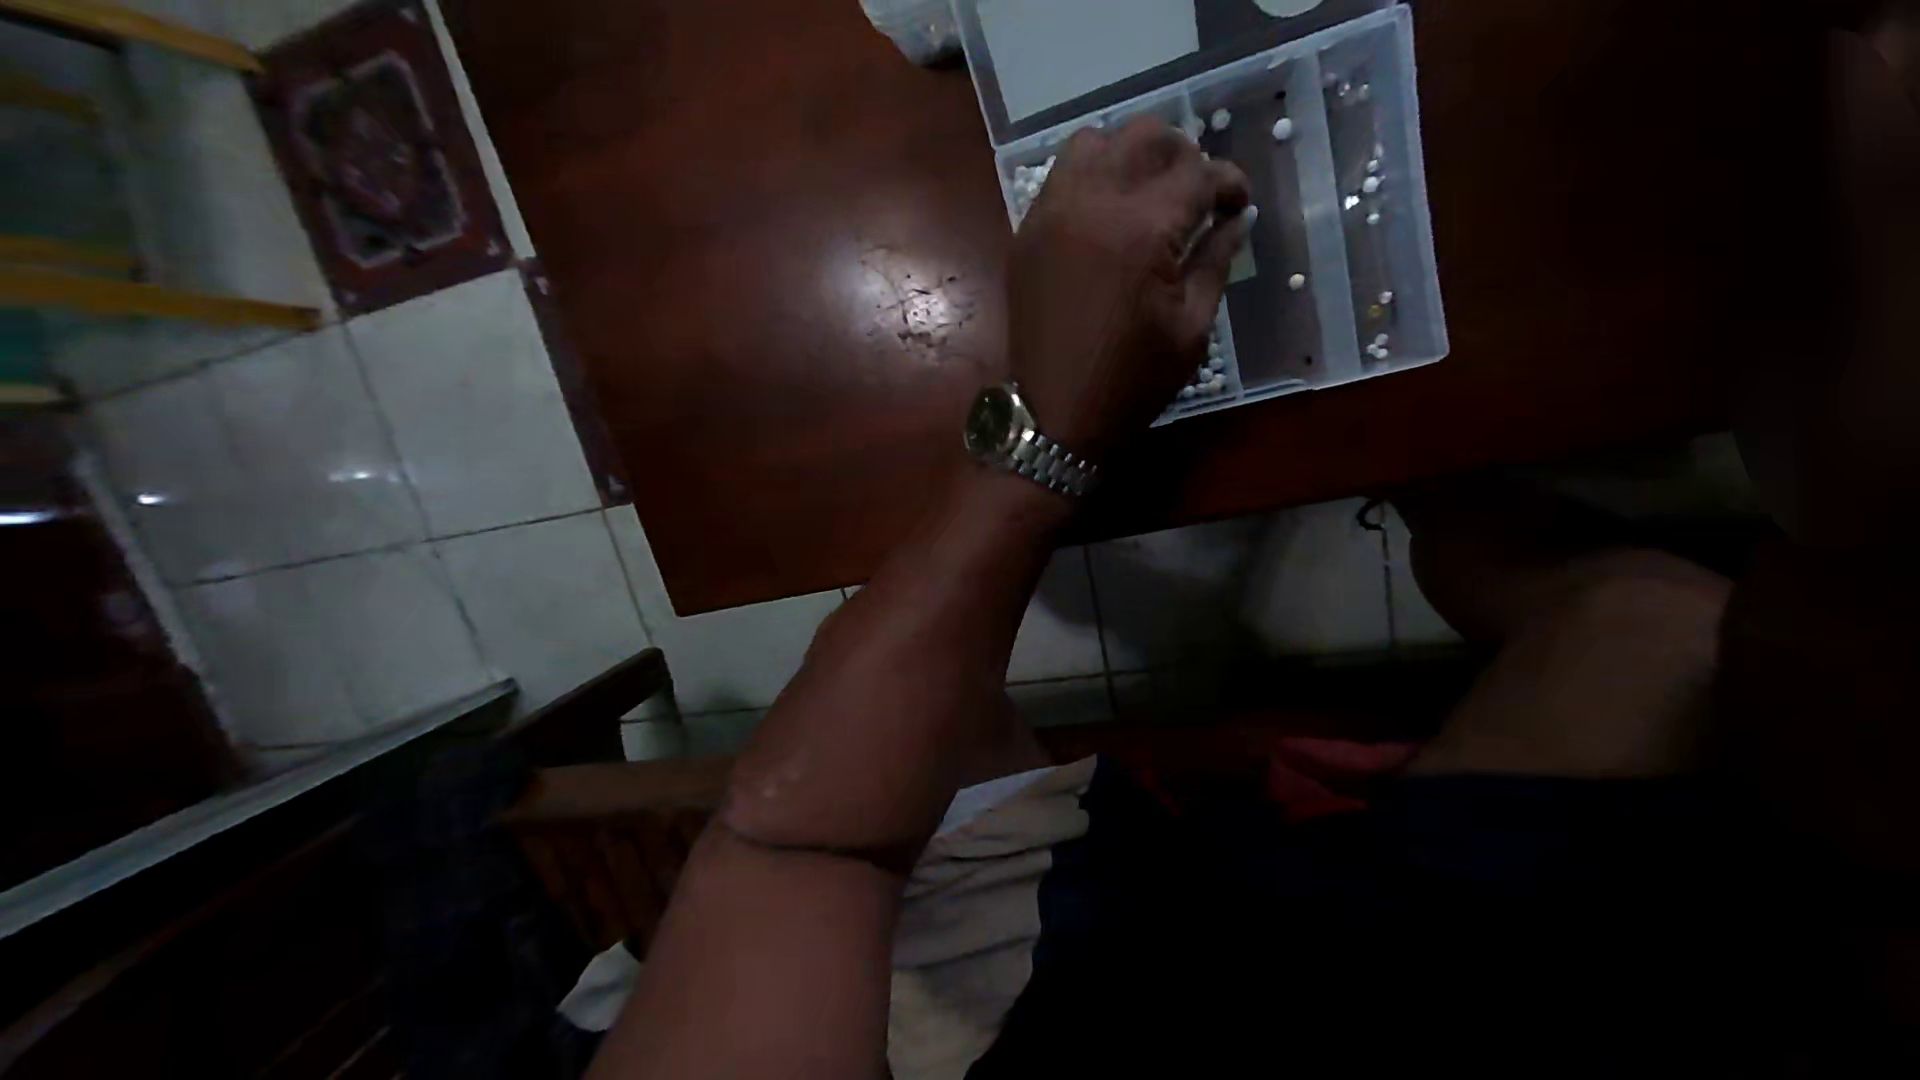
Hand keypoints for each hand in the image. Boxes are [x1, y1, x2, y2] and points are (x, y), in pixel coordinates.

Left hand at [1007, 117, 1251, 460]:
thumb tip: (1235, 220)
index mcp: (1141, 231)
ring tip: (1145, 194)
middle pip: (1143, 137)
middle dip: (1181, 154)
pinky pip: (1058, 179)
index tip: (1237, 205)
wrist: (1054, 415)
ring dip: (1128, 156)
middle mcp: (1091, 206)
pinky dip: (1089, 179)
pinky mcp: (1026, 235)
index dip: (1228, 182)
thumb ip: (1215, 261)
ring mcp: (1049, 216)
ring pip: (1092, 144)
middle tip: (1195, 193)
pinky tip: (1105, 213)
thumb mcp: (1190, 329)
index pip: (1197, 172)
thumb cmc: (1130, 381)